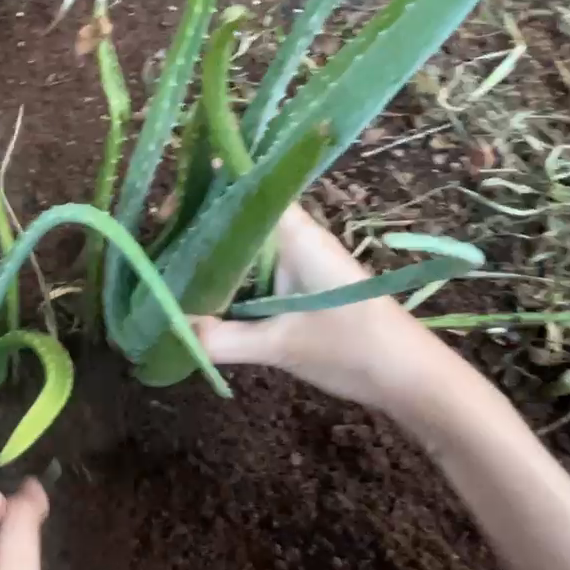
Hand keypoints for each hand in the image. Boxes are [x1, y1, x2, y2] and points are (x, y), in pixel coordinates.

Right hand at [190, 203, 465, 413]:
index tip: (167, 209)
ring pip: (245, 246)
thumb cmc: (356, 348)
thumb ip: (224, 339)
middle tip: (156, 243)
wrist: (412, 379)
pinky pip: (254, 270)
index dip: (207, 190)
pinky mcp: (301, 286)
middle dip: (199, 226)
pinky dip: (227, 278)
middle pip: (240, 216)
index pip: (249, 190)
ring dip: (211, 254)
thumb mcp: (283, 345)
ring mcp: (300, 262)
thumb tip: (171, 331)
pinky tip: (200, 296)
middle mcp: (297, 239)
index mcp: (297, 236)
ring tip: (166, 267)